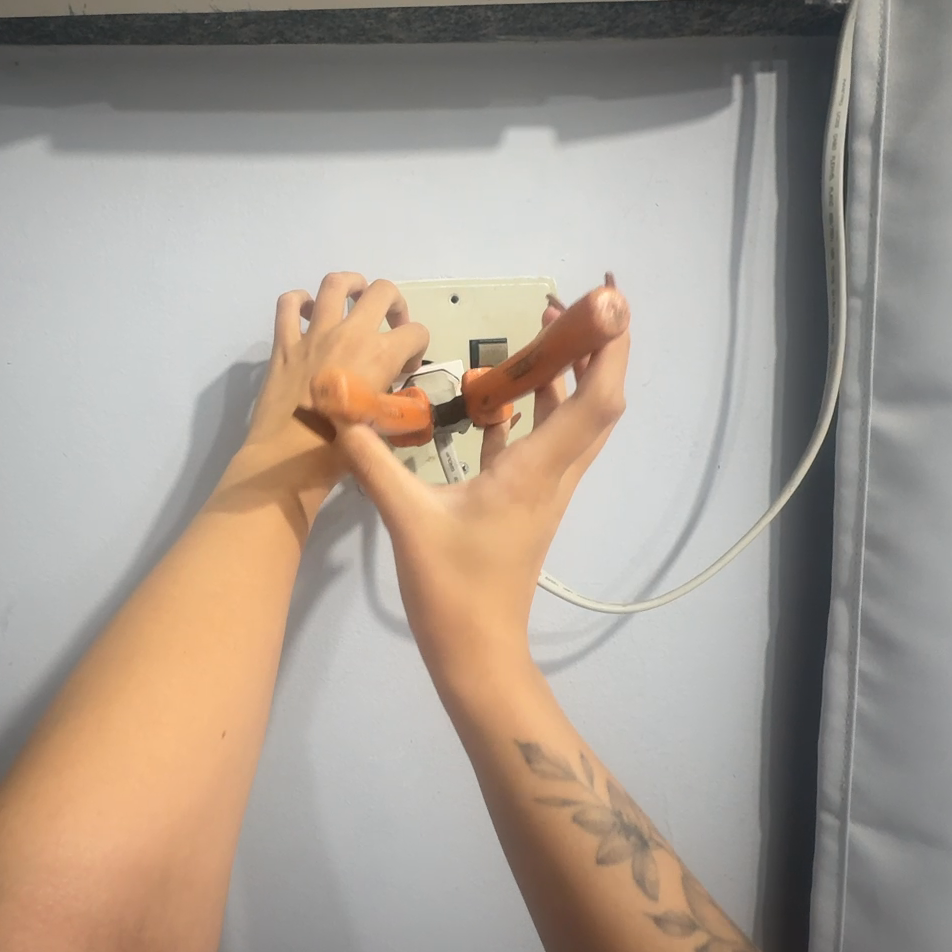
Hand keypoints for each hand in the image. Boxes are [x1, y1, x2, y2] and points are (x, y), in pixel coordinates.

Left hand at [219, 273, 429, 521]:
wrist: (290, 460)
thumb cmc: (340, 450)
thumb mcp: (383, 426)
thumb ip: (393, 399)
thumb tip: (391, 390)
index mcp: (381, 355)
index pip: (416, 332)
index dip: (417, 347)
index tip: (405, 366)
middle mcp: (351, 334)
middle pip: (383, 291)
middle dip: (394, 303)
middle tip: (389, 322)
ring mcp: (314, 335)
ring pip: (335, 284)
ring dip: (350, 284)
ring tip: (353, 297)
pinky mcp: (284, 343)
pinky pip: (288, 304)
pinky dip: (298, 301)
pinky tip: (306, 311)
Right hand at [334, 289, 629, 681]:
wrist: (477, 653)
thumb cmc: (452, 589)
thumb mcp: (406, 519)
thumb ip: (372, 461)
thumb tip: (340, 410)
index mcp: (536, 472)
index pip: (597, 399)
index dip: (611, 345)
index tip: (607, 298)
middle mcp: (553, 475)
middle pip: (599, 402)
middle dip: (596, 347)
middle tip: (570, 304)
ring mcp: (544, 491)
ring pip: (573, 422)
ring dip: (568, 376)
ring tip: (539, 335)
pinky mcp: (526, 504)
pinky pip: (540, 444)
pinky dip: (533, 411)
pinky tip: (499, 395)